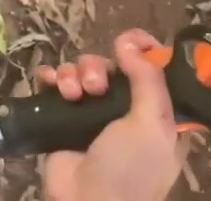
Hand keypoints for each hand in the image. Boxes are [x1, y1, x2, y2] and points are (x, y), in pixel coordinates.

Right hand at [37, 30, 185, 200]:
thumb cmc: (130, 169)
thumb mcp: (151, 127)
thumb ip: (148, 82)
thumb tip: (132, 43)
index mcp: (159, 118)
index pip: (157, 74)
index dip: (144, 53)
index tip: (127, 40)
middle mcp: (128, 113)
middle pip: (112, 68)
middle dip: (97, 68)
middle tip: (94, 86)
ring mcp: (94, 115)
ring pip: (82, 73)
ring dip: (73, 75)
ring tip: (70, 93)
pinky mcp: (64, 116)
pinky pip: (56, 82)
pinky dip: (53, 78)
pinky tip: (51, 85)